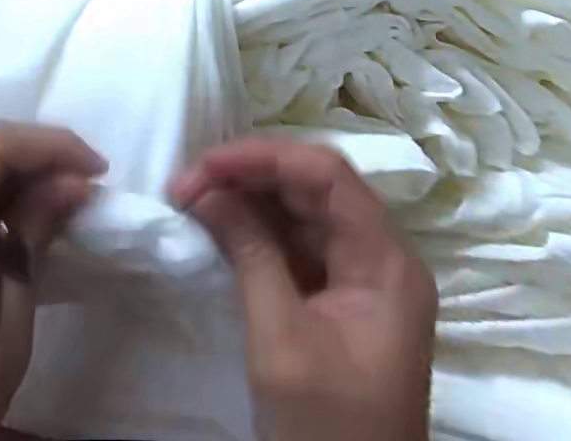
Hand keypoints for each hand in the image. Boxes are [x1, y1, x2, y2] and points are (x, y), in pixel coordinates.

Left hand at [0, 123, 106, 440]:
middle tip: (91, 185)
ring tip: (72, 200)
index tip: (100, 169)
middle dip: (41, 158)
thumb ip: (31, 247)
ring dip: (24, 178)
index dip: (49, 146)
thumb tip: (71, 183)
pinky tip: (33, 221)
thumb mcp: (1, 337)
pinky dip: (2, 203)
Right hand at [170, 138, 436, 440]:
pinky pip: (290, 238)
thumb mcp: (282, 341)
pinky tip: (212, 221)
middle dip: (245, 174)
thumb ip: (250, 254)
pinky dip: (249, 225)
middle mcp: (376, 256)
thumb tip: (207, 191)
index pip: (326, 174)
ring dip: (242, 196)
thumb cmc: (327, 428)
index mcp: (385, 262)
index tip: (205, 164)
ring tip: (189, 197)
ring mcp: (355, 275)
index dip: (264, 156)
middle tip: (184, 184)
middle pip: (309, 185)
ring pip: (296, 207)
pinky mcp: (331, 292)